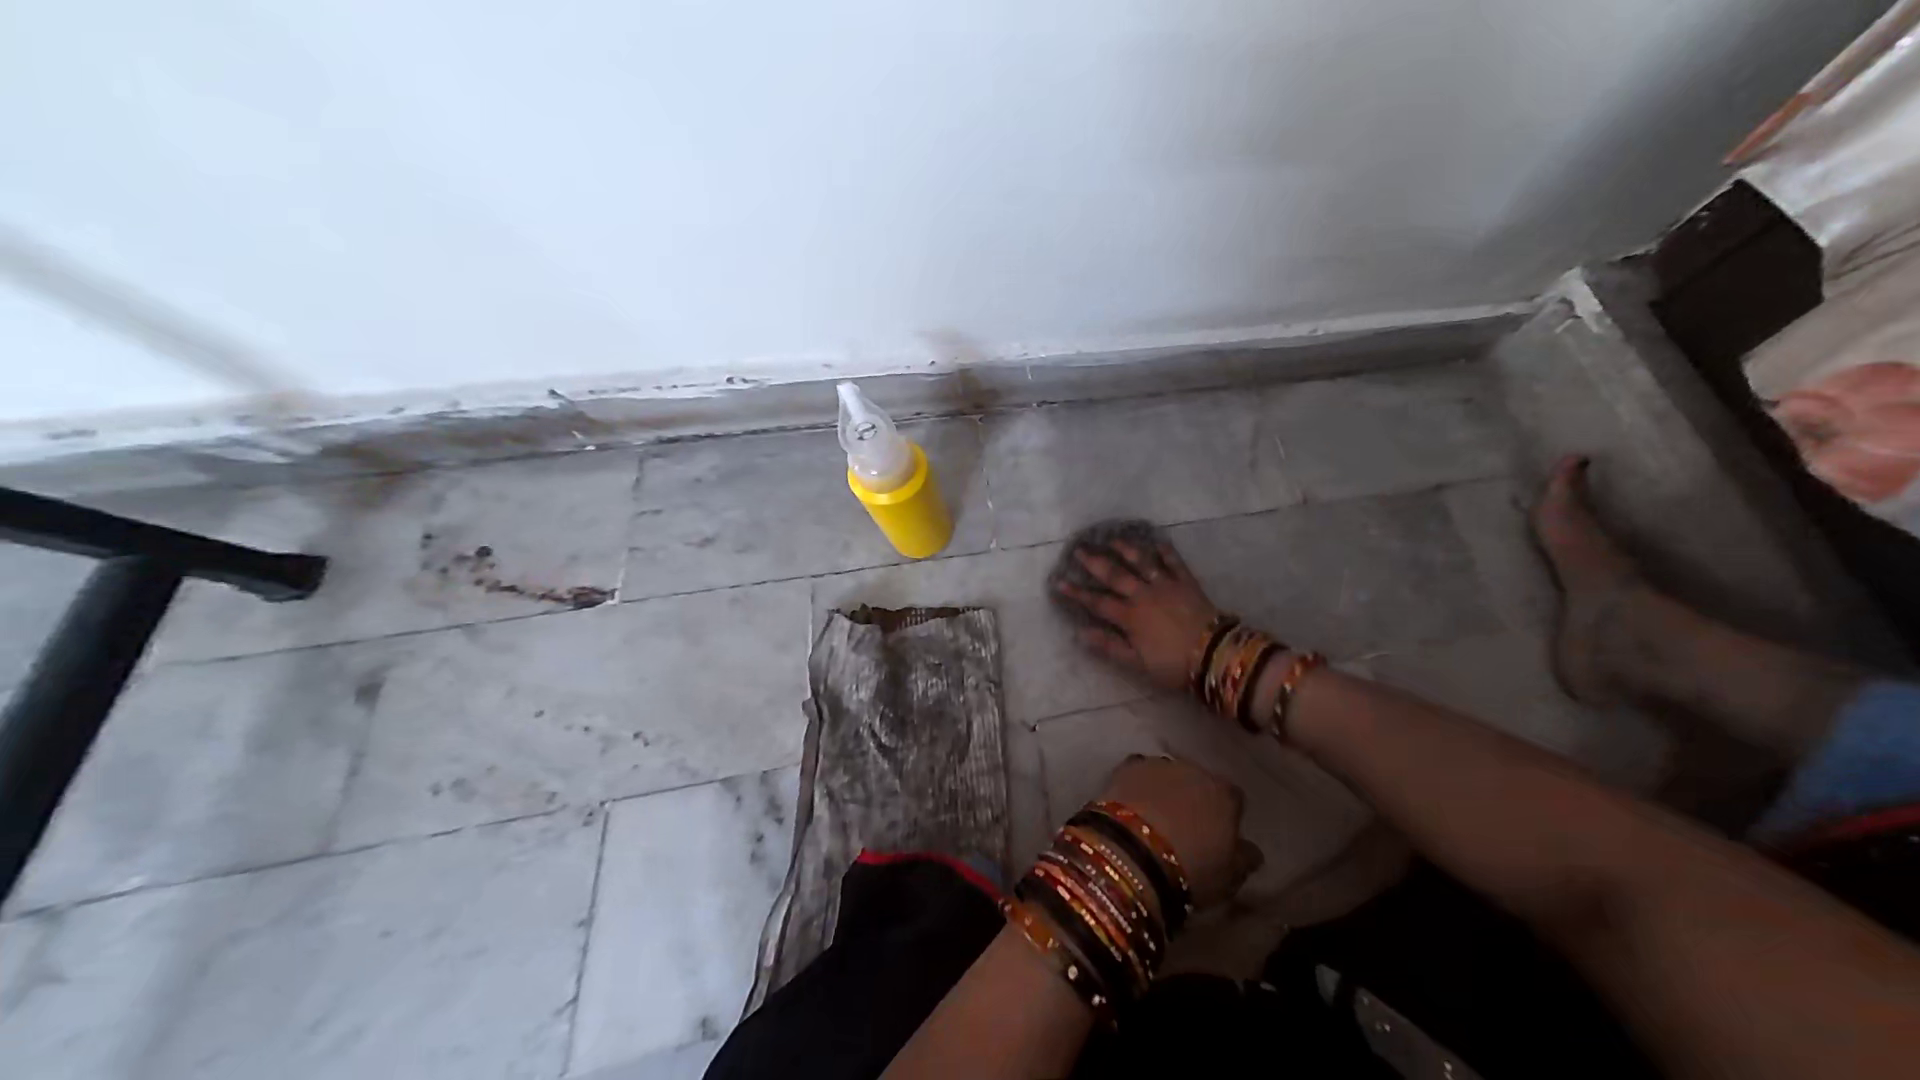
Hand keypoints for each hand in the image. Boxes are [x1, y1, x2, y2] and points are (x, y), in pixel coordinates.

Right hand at [1053, 540, 1221, 691]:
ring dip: (1126, 550)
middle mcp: (1144, 595)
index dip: (1077, 593)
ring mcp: (1166, 586)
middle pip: (1115, 576)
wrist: (1215, 653)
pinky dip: (1165, 551)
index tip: (1059, 581)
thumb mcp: (1137, 663)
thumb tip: (1080, 633)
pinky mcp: (1187, 583)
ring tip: (1113, 539)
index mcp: (1130, 617)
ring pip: (1142, 563)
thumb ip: (1109, 646)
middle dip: (1095, 563)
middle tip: (1079, 550)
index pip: (1097, 603)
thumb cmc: (1173, 664)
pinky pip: (1174, 562)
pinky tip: (1158, 541)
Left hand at [1098, 755, 1260, 908]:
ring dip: (1165, 790)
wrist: (1134, 851)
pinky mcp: (1126, 768)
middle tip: (1184, 827)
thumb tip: (1251, 850)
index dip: (1226, 816)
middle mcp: (1194, 770)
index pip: (1234, 798)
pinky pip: (1137, 773)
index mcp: (1225, 794)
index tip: (1218, 836)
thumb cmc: (1192, 868)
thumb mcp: (1230, 877)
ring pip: (1167, 775)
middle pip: (1199, 781)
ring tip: (1154, 816)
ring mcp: (1158, 765)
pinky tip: (1132, 802)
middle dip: (1194, 799)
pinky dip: (1137, 785)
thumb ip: (1245, 859)